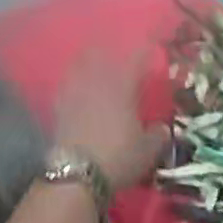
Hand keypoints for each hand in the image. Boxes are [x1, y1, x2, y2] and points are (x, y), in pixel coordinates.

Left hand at [53, 48, 168, 189]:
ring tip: (94, 71)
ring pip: (81, 63)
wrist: (76, 172)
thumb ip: (158, 136)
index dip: (145, 52)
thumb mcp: (147, 151)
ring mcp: (76, 88)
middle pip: (103, 53)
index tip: (150, 50)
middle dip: (111, 53)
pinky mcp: (59, 103)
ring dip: (88, 63)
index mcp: (124, 83)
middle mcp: (99, 78)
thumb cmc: (118, 156)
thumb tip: (163, 127)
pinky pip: (66, 83)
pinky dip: (72, 83)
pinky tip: (75, 92)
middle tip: (118, 61)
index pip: (137, 58)